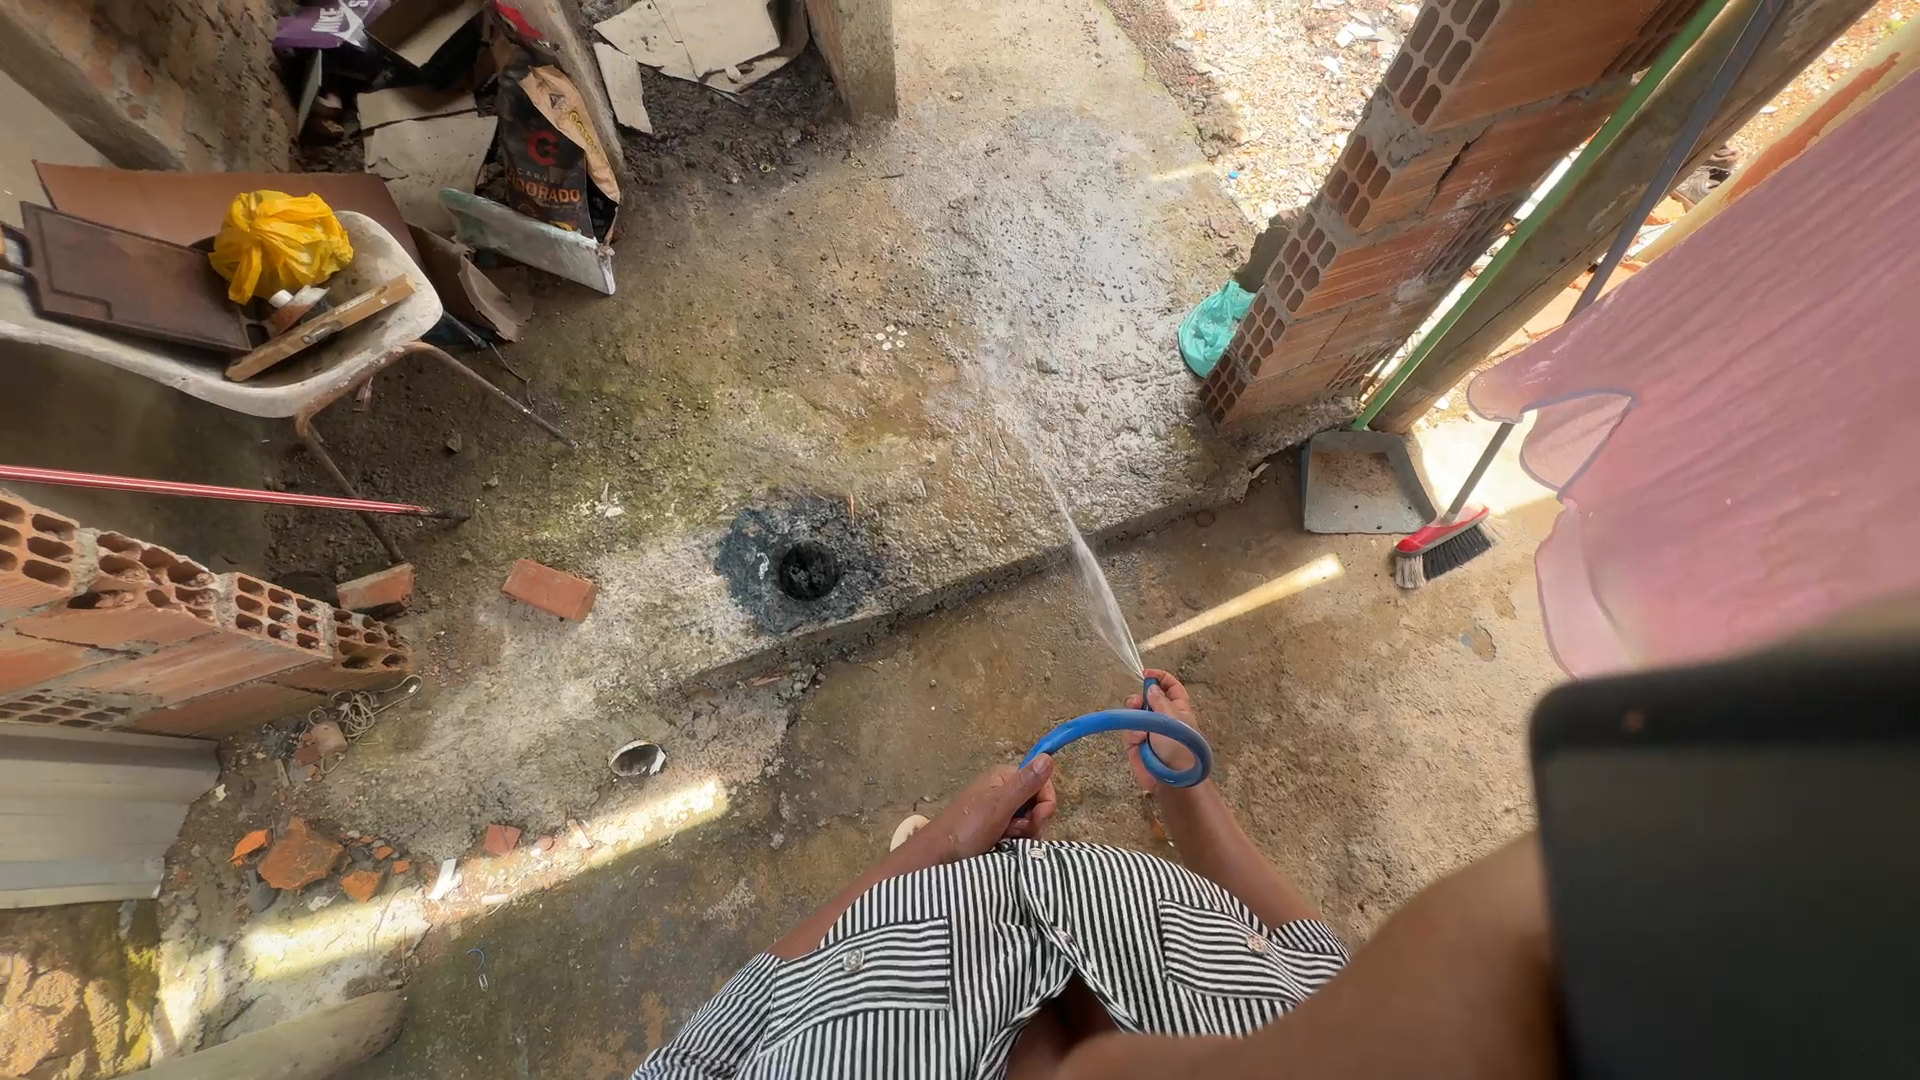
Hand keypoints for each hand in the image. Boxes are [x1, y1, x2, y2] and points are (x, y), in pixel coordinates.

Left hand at [910, 756, 1057, 862]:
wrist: (939, 857)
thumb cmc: (966, 828)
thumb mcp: (998, 805)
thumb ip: (1025, 784)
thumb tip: (1048, 757)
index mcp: (1004, 776)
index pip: (1042, 783)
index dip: (1044, 802)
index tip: (1035, 818)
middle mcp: (1004, 790)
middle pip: (1038, 804)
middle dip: (1032, 821)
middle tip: (1012, 831)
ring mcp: (1000, 810)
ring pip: (1031, 822)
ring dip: (1023, 834)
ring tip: (1003, 839)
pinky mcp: (997, 829)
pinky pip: (1020, 834)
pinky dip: (1015, 842)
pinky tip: (1003, 846)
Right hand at [1123, 669, 1201, 790]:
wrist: (1172, 780)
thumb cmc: (1180, 747)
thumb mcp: (1172, 719)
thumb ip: (1160, 700)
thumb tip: (1151, 687)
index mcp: (1178, 709)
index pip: (1171, 687)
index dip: (1160, 677)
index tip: (1146, 674)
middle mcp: (1163, 717)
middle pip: (1147, 698)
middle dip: (1140, 697)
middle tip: (1137, 702)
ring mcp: (1149, 730)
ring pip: (1134, 713)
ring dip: (1134, 715)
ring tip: (1138, 725)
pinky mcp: (1136, 744)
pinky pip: (1128, 730)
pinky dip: (1132, 733)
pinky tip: (1138, 740)